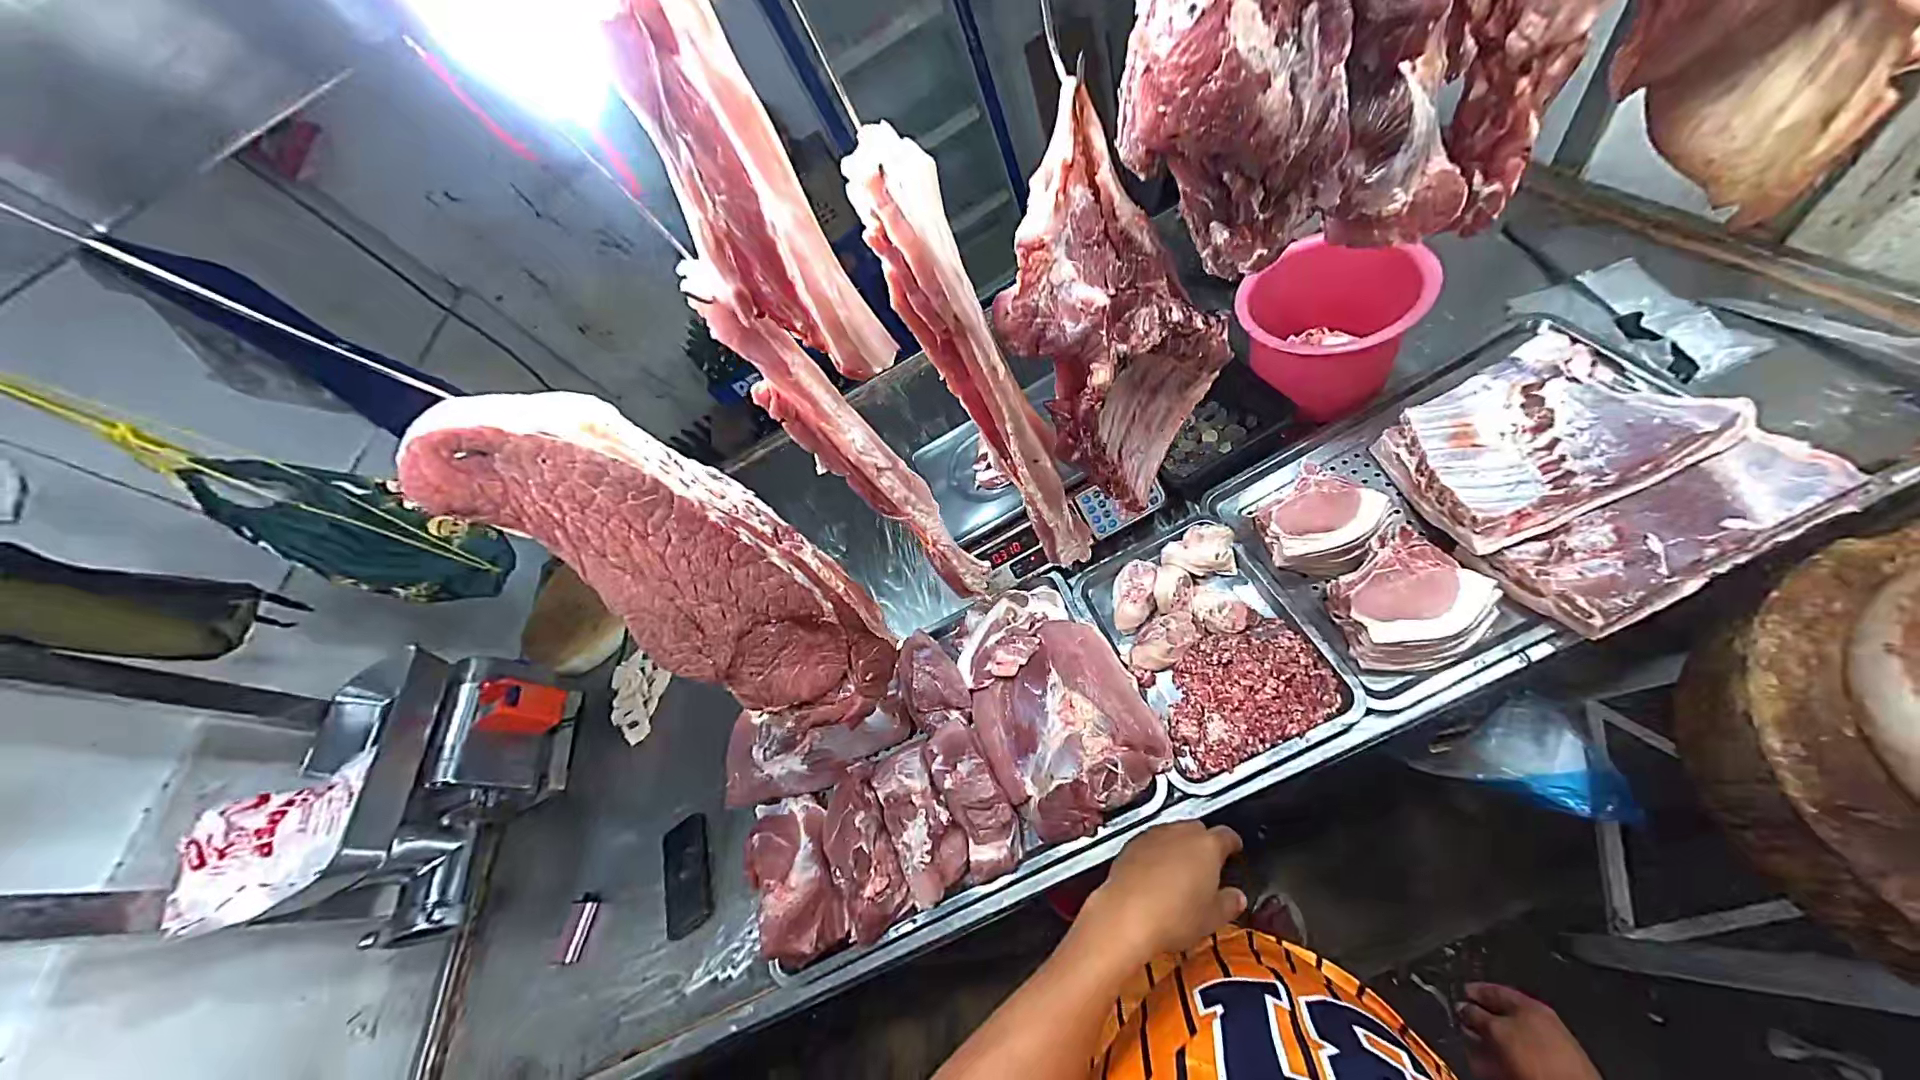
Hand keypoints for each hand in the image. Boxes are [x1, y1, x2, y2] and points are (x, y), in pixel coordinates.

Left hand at [1072, 822, 1246, 964]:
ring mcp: (1152, 835)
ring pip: (1172, 833)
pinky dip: (1156, 853)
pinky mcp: (1130, 844)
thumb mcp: (1214, 917)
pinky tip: (1156, 876)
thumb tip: (1235, 897)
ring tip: (1181, 874)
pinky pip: (1150, 843)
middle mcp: (1179, 832)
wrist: (1127, 915)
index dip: (1233, 842)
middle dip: (1204, 844)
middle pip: (1198, 829)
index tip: (1235, 849)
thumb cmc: (1173, 916)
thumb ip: (1230, 902)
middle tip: (1208, 867)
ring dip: (1179, 846)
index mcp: (1207, 845)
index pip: (1227, 835)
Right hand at [1457, 983, 1601, 1079]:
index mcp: (1531, 1006)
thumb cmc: (1535, 1057)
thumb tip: (1463, 1007)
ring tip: (1475, 1045)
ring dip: (1490, 1039)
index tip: (1458, 995)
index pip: (1495, 989)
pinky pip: (1520, 1053)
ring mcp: (1550, 1046)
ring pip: (1510, 1036)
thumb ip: (1475, 1014)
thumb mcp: (1496, 1031)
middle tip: (1463, 1023)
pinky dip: (1504, 1054)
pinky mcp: (1552, 1067)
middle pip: (1502, 1014)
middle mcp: (1542, 1022)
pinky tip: (1494, 1060)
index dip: (1474, 991)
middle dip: (1480, 1019)